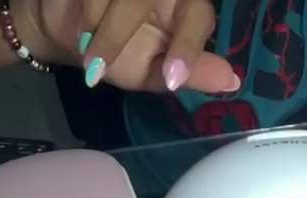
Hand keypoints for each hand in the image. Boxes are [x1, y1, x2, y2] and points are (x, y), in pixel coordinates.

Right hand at [20, 0, 240, 91]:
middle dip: (117, 37)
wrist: (75, 30)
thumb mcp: (155, 72)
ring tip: (88, 54)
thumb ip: (191, 73)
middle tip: (99, 67)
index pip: (196, 15)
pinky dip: (86, 13)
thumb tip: (232, 80)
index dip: (186, 48)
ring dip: (97, 29)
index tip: (171, 80)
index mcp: (186, 5)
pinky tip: (82, 31)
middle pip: (143, 1)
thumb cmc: (122, 53)